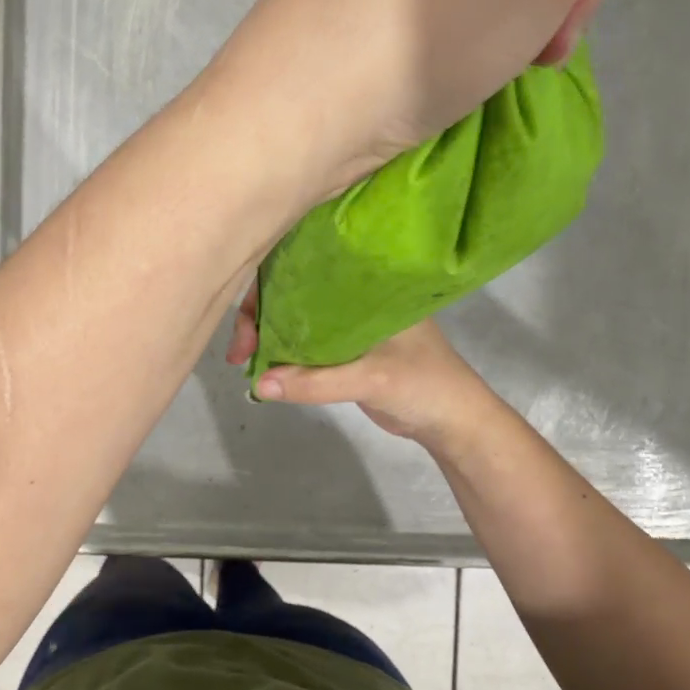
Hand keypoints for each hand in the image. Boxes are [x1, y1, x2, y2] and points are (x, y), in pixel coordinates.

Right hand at [226, 292, 488, 444]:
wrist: (451, 421)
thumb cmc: (424, 384)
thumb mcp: (371, 379)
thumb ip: (315, 382)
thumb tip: (259, 384)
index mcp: (365, 286)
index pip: (307, 268)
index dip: (269, 286)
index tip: (247, 318)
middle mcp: (352, 299)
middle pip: (292, 294)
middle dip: (258, 316)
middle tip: (238, 351)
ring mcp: (346, 326)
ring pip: (294, 322)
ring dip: (266, 338)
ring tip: (243, 361)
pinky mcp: (342, 353)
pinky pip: (301, 346)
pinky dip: (279, 356)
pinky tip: (261, 369)